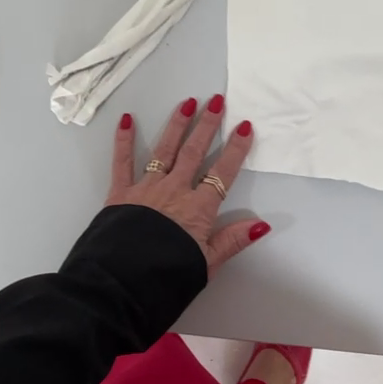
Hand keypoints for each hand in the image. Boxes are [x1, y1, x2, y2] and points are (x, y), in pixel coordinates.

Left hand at [108, 95, 267, 273]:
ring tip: (187, 102)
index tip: (244, 127)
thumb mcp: (207, 264)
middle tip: (216, 101)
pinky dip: (125, 140)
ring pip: (164, 150)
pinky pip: (122, 162)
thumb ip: (232, 240)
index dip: (235, 150)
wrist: (123, 282)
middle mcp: (174, 190)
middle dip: (207, 125)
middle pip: (194, 152)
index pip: (222, 173)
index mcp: (198, 209)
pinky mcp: (121, 192)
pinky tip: (128, 119)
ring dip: (177, 125)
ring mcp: (147, 188)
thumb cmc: (167, 277)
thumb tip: (261, 224)